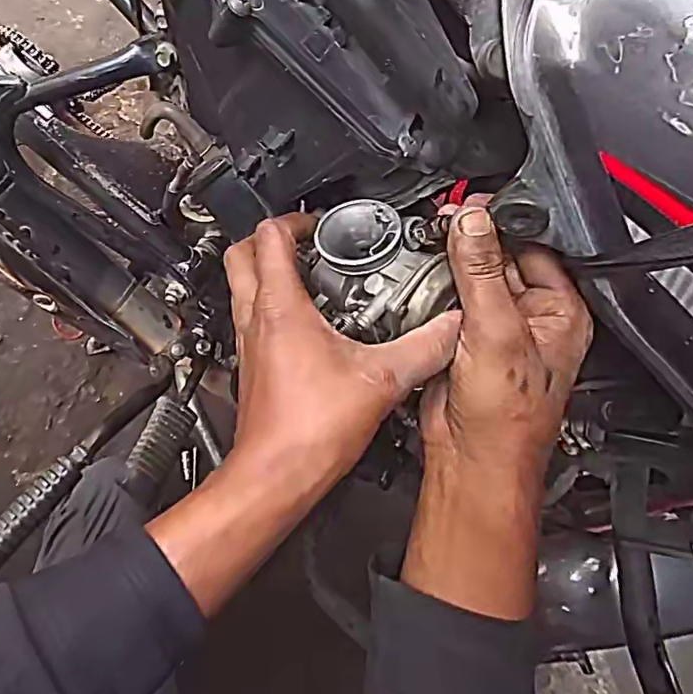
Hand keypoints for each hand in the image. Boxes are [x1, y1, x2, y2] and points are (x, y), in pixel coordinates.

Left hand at [223, 212, 461, 487]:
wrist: (276, 473)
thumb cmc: (307, 431)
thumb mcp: (380, 381)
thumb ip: (423, 348)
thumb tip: (450, 327)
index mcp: (279, 308)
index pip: (270, 237)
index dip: (296, 220)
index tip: (322, 224)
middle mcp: (255, 319)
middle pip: (242, 253)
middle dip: (271, 238)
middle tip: (306, 240)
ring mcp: (249, 341)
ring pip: (243, 285)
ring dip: (269, 270)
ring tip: (311, 273)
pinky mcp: (253, 363)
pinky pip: (254, 317)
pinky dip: (274, 305)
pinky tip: (308, 322)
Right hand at [419, 201, 591, 482]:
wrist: (469, 457)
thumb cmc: (507, 416)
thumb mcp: (497, 332)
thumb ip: (481, 272)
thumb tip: (472, 223)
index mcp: (557, 311)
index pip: (532, 246)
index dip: (501, 223)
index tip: (470, 207)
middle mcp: (528, 316)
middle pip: (496, 256)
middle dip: (468, 240)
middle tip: (441, 225)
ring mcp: (492, 326)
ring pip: (468, 276)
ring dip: (447, 263)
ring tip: (428, 251)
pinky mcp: (460, 337)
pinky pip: (445, 299)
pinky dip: (431, 287)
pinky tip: (420, 281)